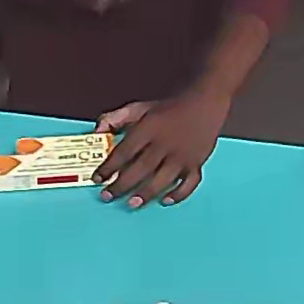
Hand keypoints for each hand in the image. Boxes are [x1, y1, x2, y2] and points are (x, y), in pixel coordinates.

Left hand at [92, 88, 230, 207]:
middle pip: (141, 168)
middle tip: (107, 196)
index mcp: (150, 127)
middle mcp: (166, 142)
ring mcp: (183, 154)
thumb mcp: (140, 108)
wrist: (206, 99)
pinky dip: (179, 194)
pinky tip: (165, 200)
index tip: (97, 178)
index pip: (124, 151)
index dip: (109, 166)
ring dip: (147, 193)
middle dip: (122, 184)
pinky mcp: (197, 162)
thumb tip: (97, 131)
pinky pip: (190, 183)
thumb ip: (116, 118)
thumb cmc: (169, 108)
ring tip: (132, 203)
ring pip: (163, 178)